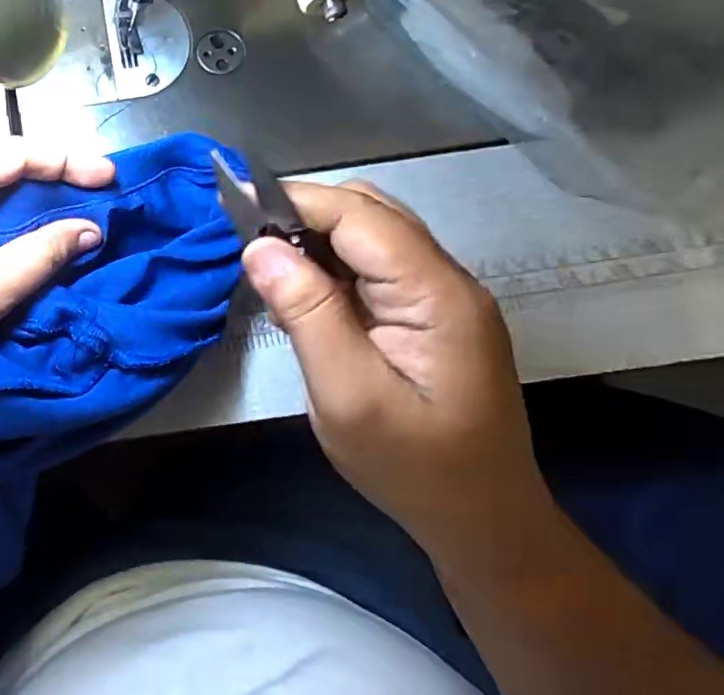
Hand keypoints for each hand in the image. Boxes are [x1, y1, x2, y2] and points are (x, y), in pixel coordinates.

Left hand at [0, 143, 115, 403]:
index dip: (68, 163)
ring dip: (37, 183)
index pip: (16, 153)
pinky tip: (42, 207)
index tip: (110, 176)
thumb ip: (47, 251)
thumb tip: (94, 229)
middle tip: (101, 184)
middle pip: (5, 156)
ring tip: (81, 191)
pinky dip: (14, 199)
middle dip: (55, 169)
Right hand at [241, 181, 556, 573]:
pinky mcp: (435, 313)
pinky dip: (338, 267)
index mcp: (436, 292)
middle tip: (255, 248)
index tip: (239, 207)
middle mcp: (447, 278)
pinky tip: (312, 297)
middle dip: (307, 216)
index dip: (298, 202)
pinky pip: (380, 266)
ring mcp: (445, 294)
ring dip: (321, 240)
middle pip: (371, 212)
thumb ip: (307, 314)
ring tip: (277, 273)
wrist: (484, 522)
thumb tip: (259, 246)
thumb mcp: (348, 398)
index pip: (360, 215)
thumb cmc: (414, 469)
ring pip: (374, 234)